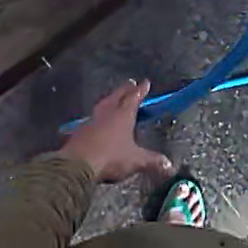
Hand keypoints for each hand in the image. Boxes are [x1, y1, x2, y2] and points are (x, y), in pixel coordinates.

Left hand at [59, 80, 173, 182]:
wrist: (78, 163)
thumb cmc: (111, 157)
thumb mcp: (135, 160)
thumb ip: (152, 161)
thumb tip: (169, 165)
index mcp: (122, 115)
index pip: (133, 98)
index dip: (140, 90)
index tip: (145, 82)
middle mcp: (107, 113)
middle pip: (117, 96)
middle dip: (125, 89)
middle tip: (130, 82)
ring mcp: (92, 120)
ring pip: (104, 104)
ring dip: (111, 99)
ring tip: (114, 97)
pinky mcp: (81, 130)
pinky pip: (93, 117)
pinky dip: (98, 115)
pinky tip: (97, 120)